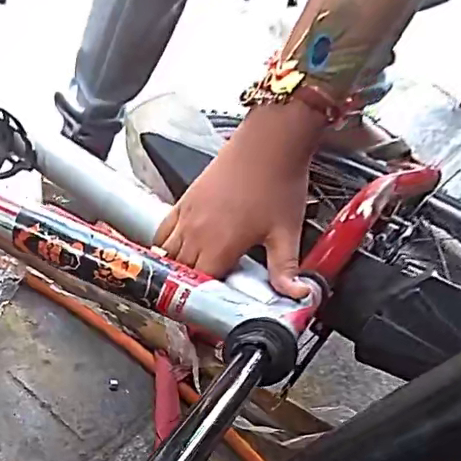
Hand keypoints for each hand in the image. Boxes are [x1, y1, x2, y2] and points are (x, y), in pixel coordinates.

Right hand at [155, 101, 325, 297]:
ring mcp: (187, 217)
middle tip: (191, 306)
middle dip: (184, 293)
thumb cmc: (278, 180)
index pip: (198, 289)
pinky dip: (163, 247)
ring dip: (172, 272)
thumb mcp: (286, 232)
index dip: (198, 308)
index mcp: (220, 247)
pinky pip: (163, 232)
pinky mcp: (184, 201)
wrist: (271, 139)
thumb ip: (285, 269)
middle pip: (179, 275)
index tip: (200, 321)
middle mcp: (197, 234)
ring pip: (166, 256)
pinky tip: (170, 254)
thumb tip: (297, 295)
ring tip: (179, 285)